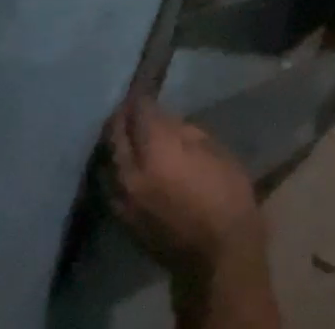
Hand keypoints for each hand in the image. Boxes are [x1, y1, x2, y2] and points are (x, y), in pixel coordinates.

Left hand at [103, 95, 266, 276]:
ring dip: (113, 140)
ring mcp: (120, 196)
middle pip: (115, 136)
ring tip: (122, 128)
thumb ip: (189, 136)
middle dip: (121, 116)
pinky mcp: (119, 214)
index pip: (140, 116)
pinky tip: (122, 158)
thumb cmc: (227, 195)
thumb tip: (168, 124)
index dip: (141, 98)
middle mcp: (130, 172)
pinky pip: (109, 180)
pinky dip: (113, 163)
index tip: (144, 84)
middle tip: (129, 102)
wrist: (214, 250)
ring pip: (107, 159)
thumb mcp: (219, 154)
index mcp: (159, 153)